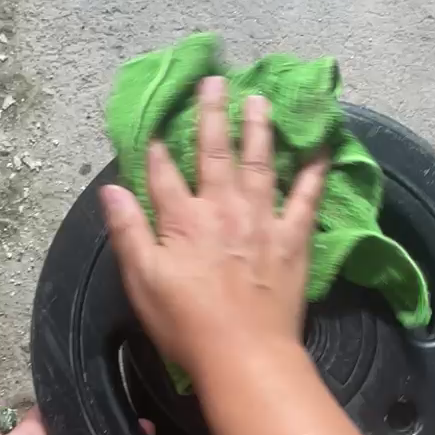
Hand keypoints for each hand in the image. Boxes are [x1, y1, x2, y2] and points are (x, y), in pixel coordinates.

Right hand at [99, 76, 328, 383]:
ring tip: (259, 99)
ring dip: (258, 127)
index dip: (155, 148)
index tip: (154, 124)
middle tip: (216, 80)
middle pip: (214, 152)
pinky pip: (308, 197)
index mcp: (183, 220)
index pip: (163, 173)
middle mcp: (223, 208)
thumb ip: (128, 232)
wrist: (245, 354)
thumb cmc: (187, 324)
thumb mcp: (143, 282)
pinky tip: (323, 147)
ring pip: (260, 162)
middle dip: (211, 114)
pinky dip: (315, 171)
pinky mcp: (293, 238)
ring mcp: (262, 220)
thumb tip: (111, 190)